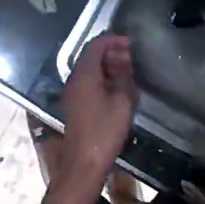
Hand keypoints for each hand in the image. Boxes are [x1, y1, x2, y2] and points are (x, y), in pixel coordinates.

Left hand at [57, 35, 136, 190]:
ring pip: (89, 70)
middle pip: (90, 56)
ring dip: (107, 66)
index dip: (114, 40)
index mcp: (84, 74)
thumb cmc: (105, 131)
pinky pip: (88, 82)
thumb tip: (124, 53)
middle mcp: (74, 80)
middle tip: (132, 57)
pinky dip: (102, 79)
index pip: (96, 45)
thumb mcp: (122, 100)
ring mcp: (72, 93)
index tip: (132, 43)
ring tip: (128, 72)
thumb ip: (123, 74)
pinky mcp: (75, 105)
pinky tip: (117, 88)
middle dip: (111, 52)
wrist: (83, 164)